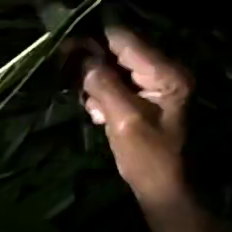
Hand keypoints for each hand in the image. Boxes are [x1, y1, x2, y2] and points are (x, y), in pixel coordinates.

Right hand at [80, 27, 192, 204]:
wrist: (168, 193)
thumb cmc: (149, 158)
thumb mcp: (123, 118)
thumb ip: (102, 83)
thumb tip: (80, 55)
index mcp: (165, 72)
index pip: (123, 38)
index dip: (91, 39)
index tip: (63, 47)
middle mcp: (165, 70)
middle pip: (119, 50)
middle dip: (92, 63)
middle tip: (67, 75)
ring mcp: (158, 83)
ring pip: (115, 67)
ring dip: (97, 82)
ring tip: (91, 106)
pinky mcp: (149, 96)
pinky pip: (120, 82)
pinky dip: (105, 93)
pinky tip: (99, 114)